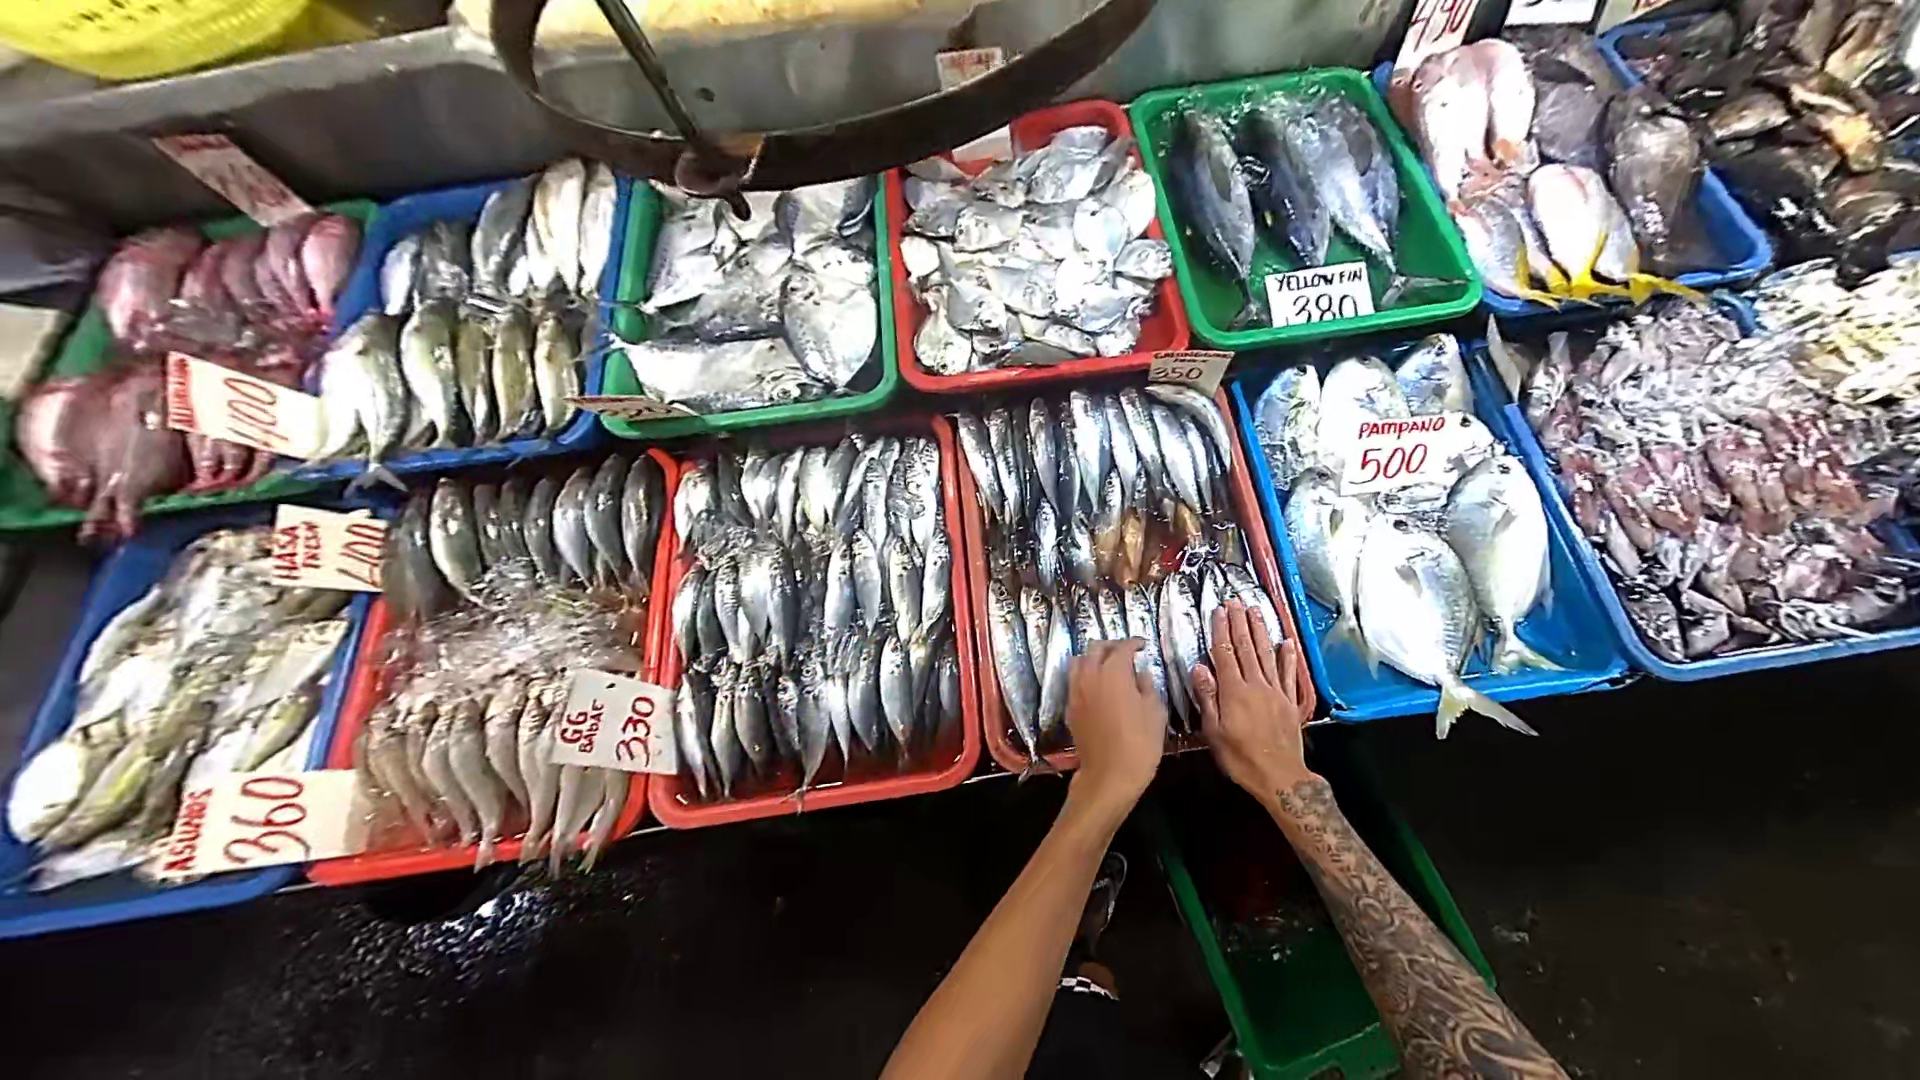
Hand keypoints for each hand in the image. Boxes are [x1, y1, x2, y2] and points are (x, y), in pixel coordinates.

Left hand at [1065, 639, 1167, 819]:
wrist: (1109, 775)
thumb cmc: (1139, 743)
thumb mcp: (1155, 712)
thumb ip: (1147, 686)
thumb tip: (1140, 674)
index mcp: (1113, 672)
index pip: (1122, 647)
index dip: (1134, 643)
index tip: (1142, 645)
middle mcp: (1090, 676)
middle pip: (1095, 648)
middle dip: (1112, 646)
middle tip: (1126, 652)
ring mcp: (1076, 691)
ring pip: (1080, 662)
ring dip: (1094, 658)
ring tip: (1109, 666)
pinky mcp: (1069, 707)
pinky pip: (1074, 681)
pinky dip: (1085, 676)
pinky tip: (1097, 686)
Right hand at [1192, 601, 1314, 807]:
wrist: (1281, 778)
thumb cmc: (1240, 757)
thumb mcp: (1214, 732)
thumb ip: (1208, 698)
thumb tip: (1199, 668)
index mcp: (1234, 692)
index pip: (1225, 654)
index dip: (1221, 631)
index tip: (1220, 611)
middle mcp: (1256, 686)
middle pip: (1247, 648)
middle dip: (1240, 623)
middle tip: (1236, 602)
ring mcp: (1276, 692)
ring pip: (1267, 655)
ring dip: (1261, 631)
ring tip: (1256, 611)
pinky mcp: (1290, 702)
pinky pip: (1289, 674)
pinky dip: (1288, 657)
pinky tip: (1287, 642)